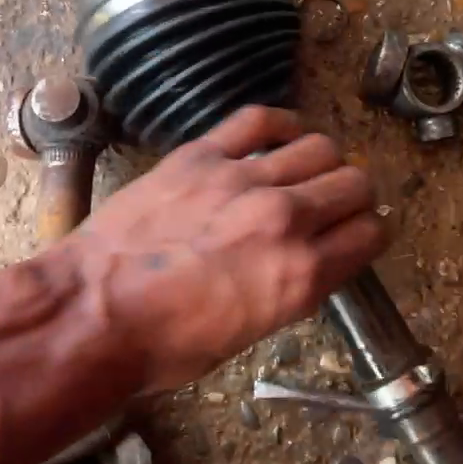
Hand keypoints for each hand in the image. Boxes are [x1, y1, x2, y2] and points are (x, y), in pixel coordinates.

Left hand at [68, 106, 383, 392]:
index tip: (359, 233)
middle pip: (354, 184)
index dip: (369, 233)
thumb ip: (292, 288)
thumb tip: (308, 259)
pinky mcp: (203, 154)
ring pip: (319, 147)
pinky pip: (259, 120)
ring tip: (309, 169)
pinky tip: (283, 134)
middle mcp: (285, 220)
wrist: (94, 311)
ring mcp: (244, 180)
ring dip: (325, 161)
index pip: (369, 235)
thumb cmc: (166, 343)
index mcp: (301, 276)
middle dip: (355, 194)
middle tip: (338, 201)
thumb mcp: (250, 333)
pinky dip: (282, 123)